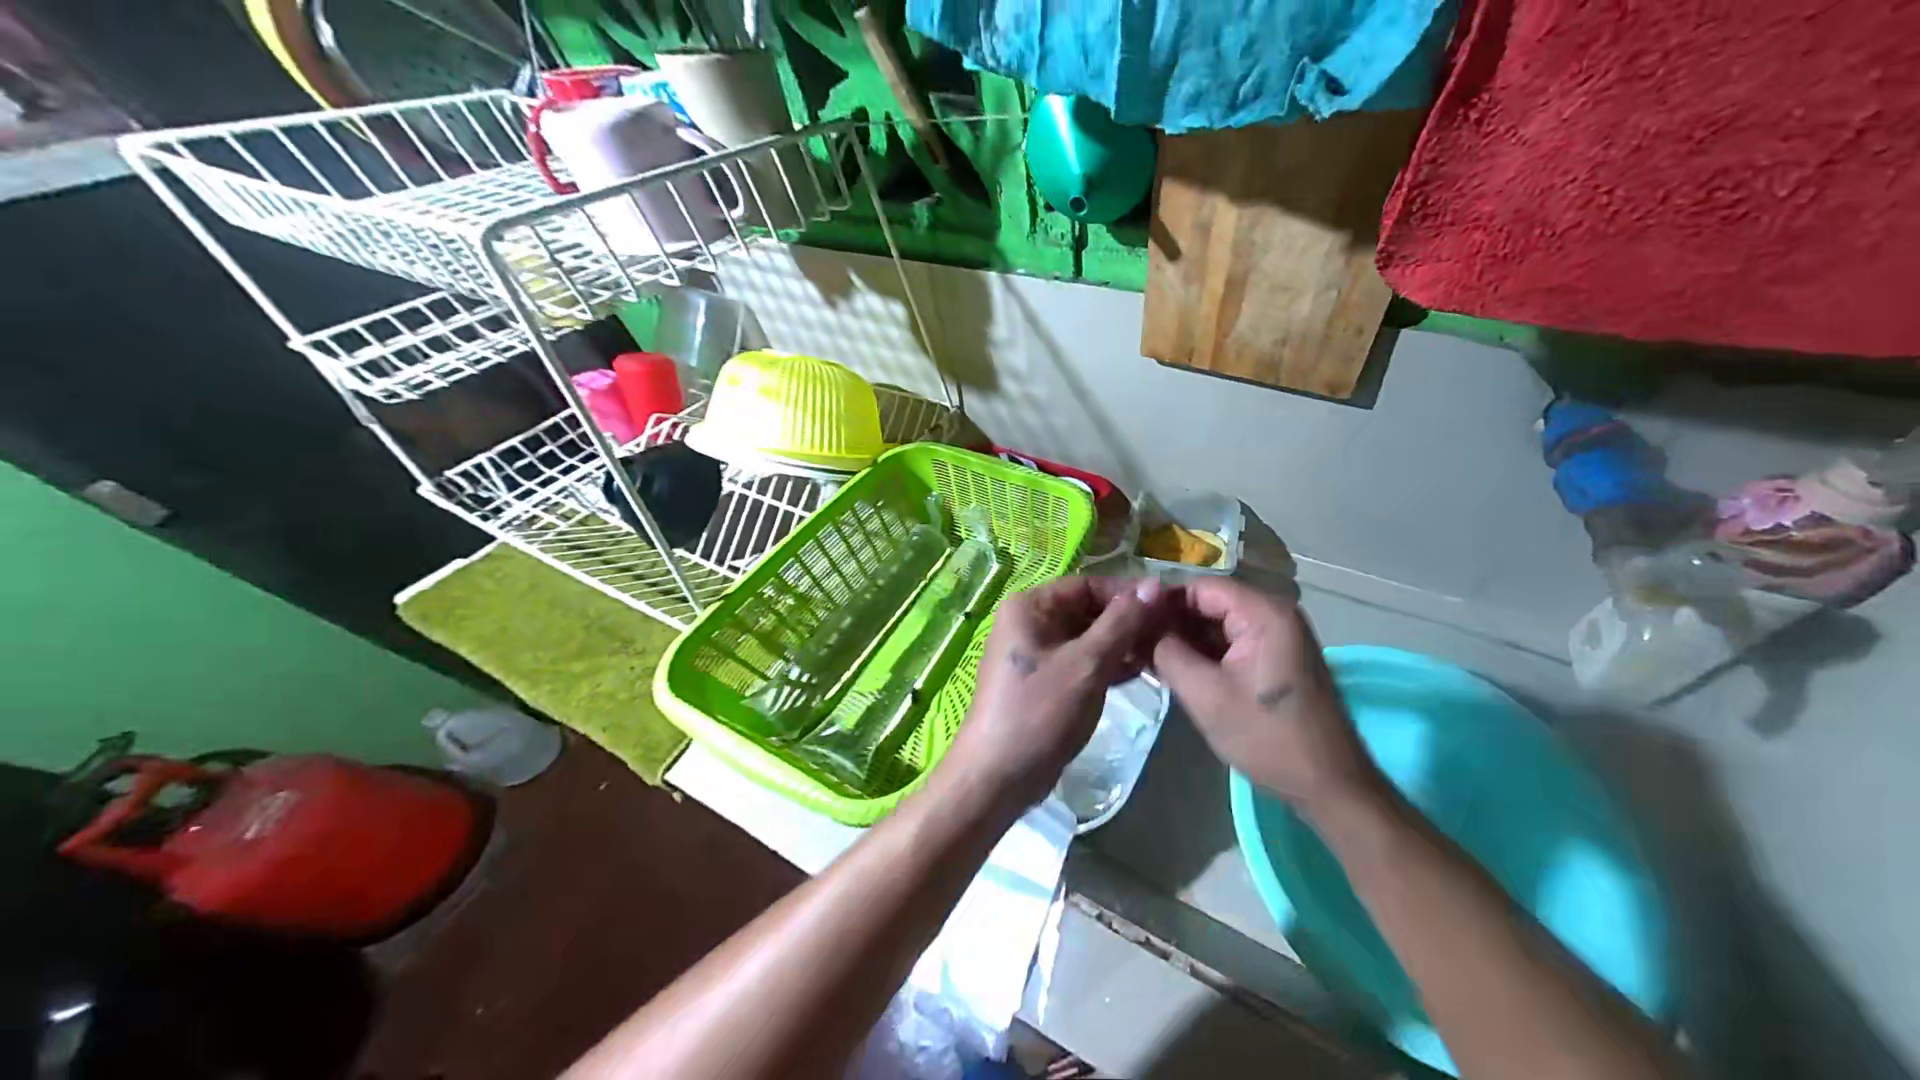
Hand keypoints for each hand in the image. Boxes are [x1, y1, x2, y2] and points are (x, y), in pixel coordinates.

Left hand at [944, 576, 1161, 809]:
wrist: (998, 776)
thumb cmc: (1040, 712)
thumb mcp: (1086, 664)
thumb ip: (1122, 622)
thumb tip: (1156, 584)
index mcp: (1030, 606)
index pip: (1088, 584)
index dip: (1128, 593)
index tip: (1170, 607)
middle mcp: (1028, 622)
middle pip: (1087, 610)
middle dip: (1127, 621)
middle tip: (1171, 634)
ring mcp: (1035, 653)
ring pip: (1087, 637)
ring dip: (1121, 644)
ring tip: (1162, 654)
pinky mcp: (1043, 681)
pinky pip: (1080, 661)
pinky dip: (1106, 664)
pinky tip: (1140, 672)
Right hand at [1149, 578, 1382, 817]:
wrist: (1328, 785)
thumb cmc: (1266, 737)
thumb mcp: (1204, 694)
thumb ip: (1166, 651)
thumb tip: (1137, 625)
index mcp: (1264, 613)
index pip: (1200, 587)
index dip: (1161, 601)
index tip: (1127, 619)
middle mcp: (1275, 613)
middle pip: (1209, 602)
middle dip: (1170, 620)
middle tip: (1131, 639)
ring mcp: (1279, 635)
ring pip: (1217, 623)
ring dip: (1183, 637)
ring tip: (1144, 653)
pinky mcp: (1276, 656)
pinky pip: (1231, 641)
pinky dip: (1203, 651)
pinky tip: (1172, 666)